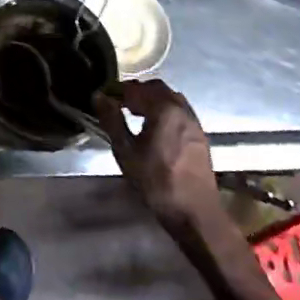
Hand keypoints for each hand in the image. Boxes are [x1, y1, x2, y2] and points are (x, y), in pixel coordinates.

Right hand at [96, 80, 223, 237]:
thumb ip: (112, 120)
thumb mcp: (126, 151)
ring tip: (135, 114)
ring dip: (151, 100)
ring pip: (169, 98)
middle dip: (135, 92)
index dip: (116, 90)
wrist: (195, 212)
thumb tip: (99, 96)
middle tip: (118, 104)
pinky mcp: (199, 134)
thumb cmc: (156, 181)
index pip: (135, 88)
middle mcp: (181, 108)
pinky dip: (164, 110)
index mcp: (163, 109)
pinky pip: (179, 110)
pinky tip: (155, 128)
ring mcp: (193, 121)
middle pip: (155, 88)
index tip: (103, 97)